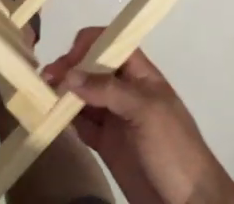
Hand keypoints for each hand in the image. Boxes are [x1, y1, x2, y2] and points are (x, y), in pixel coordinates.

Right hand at [42, 29, 233, 203]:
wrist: (190, 203)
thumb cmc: (175, 149)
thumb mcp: (147, 112)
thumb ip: (108, 90)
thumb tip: (70, 75)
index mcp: (140, 76)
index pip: (111, 45)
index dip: (88, 46)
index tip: (70, 61)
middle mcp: (125, 92)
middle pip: (91, 68)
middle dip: (69, 68)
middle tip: (47, 80)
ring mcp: (115, 118)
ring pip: (82, 95)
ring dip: (63, 91)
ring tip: (43, 96)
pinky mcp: (106, 144)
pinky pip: (81, 123)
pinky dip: (66, 117)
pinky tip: (52, 116)